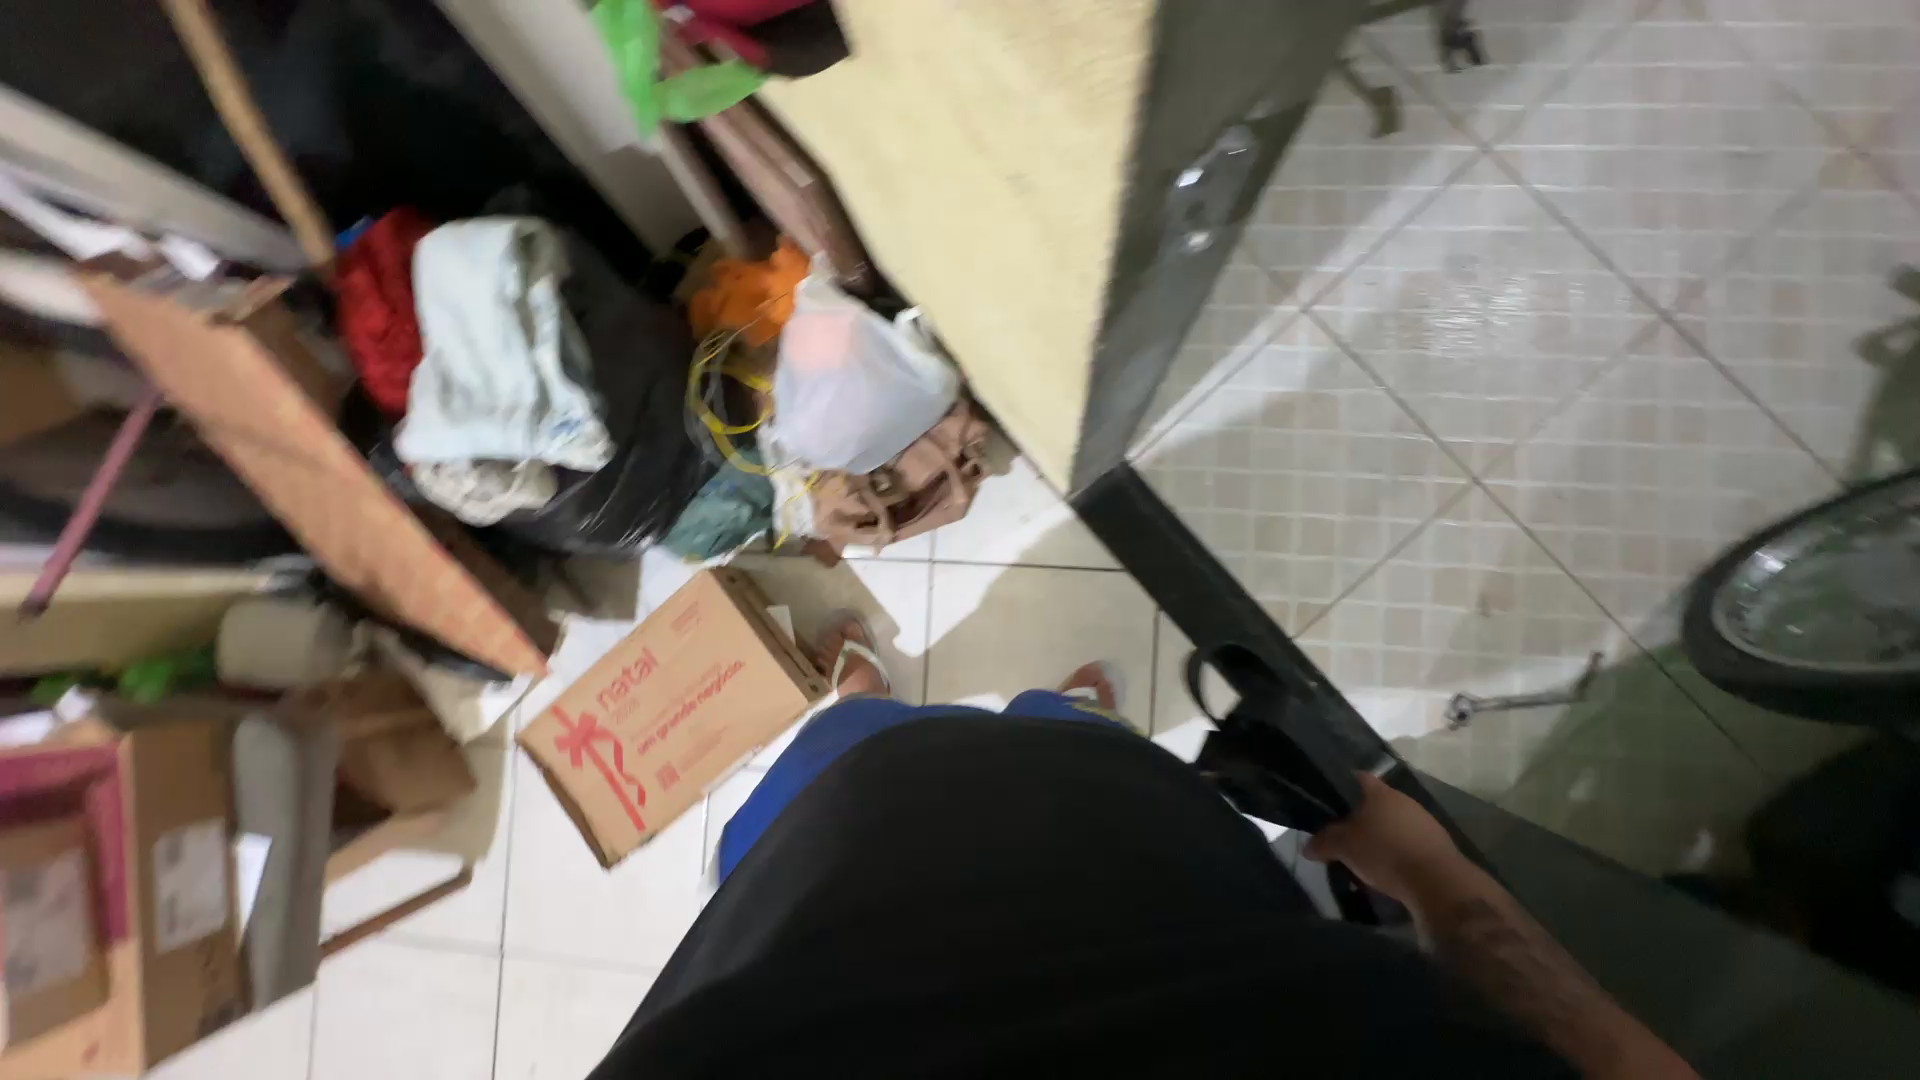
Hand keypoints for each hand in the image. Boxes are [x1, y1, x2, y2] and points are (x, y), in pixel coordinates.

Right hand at [1304, 771, 1470, 904]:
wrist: (1439, 884)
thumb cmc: (1385, 853)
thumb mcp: (1343, 847)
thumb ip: (1323, 842)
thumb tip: (1308, 847)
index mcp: (1380, 793)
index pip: (1357, 777)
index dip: (1341, 785)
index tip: (1329, 799)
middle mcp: (1404, 801)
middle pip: (1376, 803)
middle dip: (1360, 817)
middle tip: (1343, 833)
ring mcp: (1426, 822)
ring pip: (1395, 824)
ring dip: (1381, 836)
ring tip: (1366, 856)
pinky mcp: (1440, 846)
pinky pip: (1411, 843)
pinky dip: (1399, 852)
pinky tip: (1390, 870)